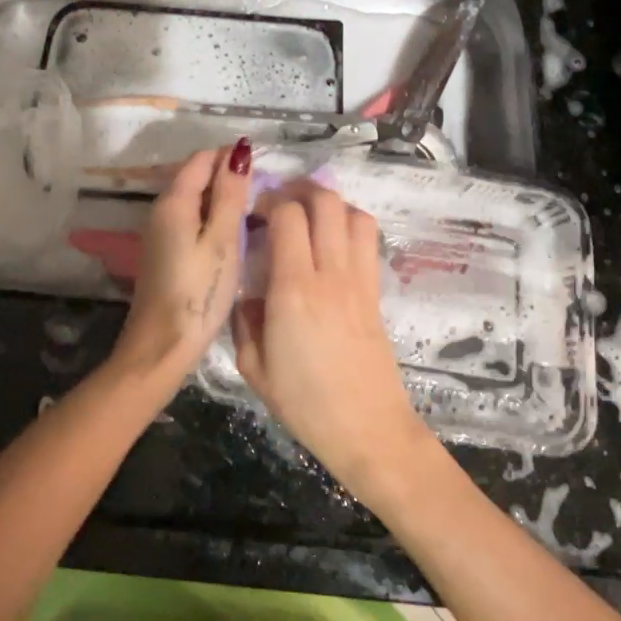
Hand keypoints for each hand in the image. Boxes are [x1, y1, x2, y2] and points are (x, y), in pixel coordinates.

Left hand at [111, 140, 252, 380]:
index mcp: (174, 201)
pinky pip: (193, 221)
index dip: (233, 156)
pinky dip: (215, 220)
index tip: (267, 167)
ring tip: (260, 212)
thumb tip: (240, 152)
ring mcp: (162, 232)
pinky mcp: (166, 253)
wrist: (162, 346)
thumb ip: (231, 194)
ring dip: (225, 199)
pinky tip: (238, 237)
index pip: (203, 158)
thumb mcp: (223, 240)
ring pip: (197, 200)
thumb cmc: (198, 291)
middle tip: (269, 192)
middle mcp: (162, 209)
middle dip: (230, 176)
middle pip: (198, 177)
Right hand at [233, 183, 430, 489]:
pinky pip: (367, 240)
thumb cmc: (306, 404)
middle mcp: (331, 274)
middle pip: (325, 202)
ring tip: (306, 216)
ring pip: (353, 213)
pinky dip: (349, 224)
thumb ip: (244, 321)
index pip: (287, 216)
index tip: (252, 214)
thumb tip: (247, 293)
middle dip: (298, 190)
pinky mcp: (376, 291)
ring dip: (328, 203)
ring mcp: (359, 280)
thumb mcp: (254, 368)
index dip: (268, 203)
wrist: (369, 431)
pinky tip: (330, 242)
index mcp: (294, 290)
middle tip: (278, 203)